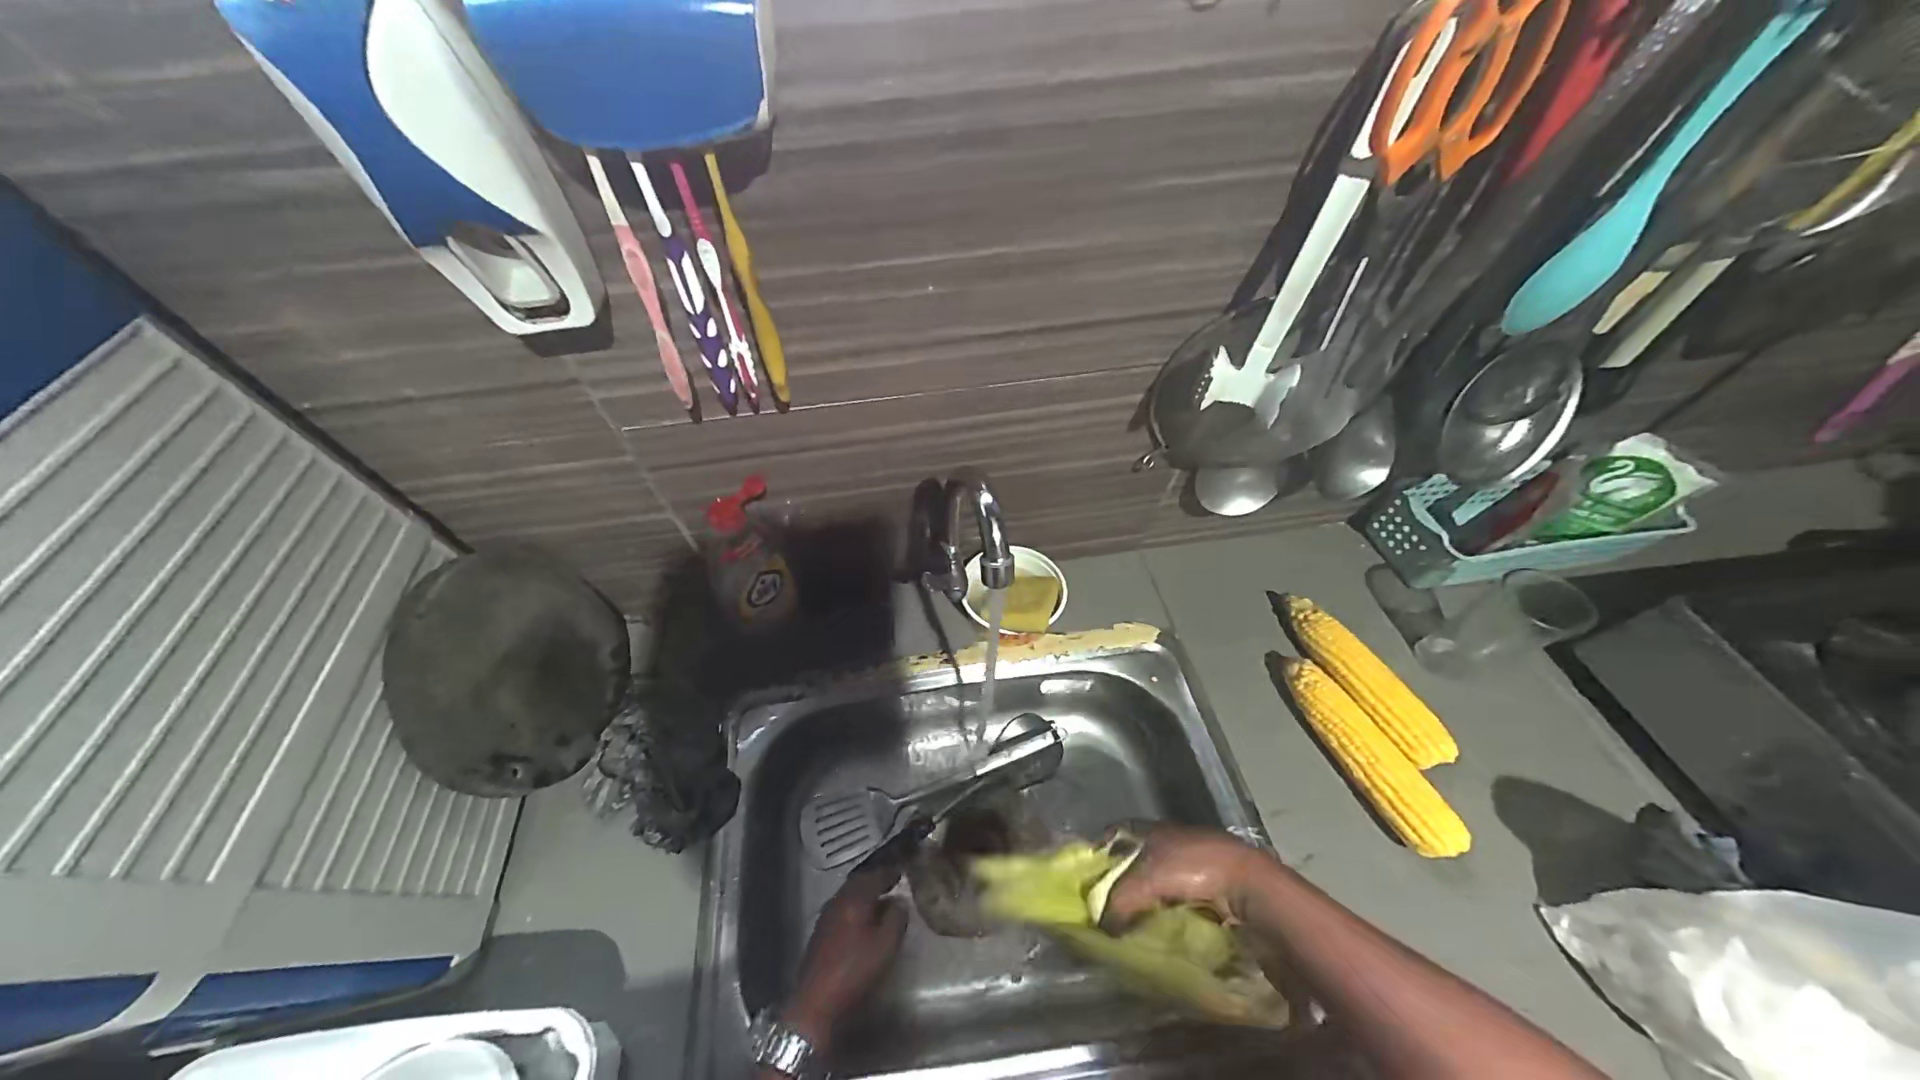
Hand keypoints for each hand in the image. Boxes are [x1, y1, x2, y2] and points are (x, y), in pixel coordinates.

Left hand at [783, 863, 909, 1046]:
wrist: (815, 1002)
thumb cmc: (854, 971)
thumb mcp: (886, 946)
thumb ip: (896, 919)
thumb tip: (900, 901)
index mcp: (854, 899)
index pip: (875, 876)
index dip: (889, 872)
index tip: (901, 871)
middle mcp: (838, 901)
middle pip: (858, 882)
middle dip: (875, 879)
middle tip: (891, 881)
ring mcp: (826, 916)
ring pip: (849, 894)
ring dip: (864, 893)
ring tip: (880, 898)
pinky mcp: (820, 932)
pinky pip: (842, 907)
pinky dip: (855, 906)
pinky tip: (862, 918)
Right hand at [1099, 823, 1271, 929]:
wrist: (1247, 883)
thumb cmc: (1191, 868)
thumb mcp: (1145, 880)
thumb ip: (1118, 900)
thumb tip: (1102, 924)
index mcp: (1150, 827)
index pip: (1115, 834)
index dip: (1100, 853)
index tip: (1090, 879)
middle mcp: (1169, 840)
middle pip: (1135, 860)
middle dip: (1122, 883)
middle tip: (1109, 908)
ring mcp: (1191, 862)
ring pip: (1157, 882)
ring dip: (1146, 901)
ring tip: (1133, 924)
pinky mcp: (1209, 886)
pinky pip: (1177, 900)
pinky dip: (1167, 912)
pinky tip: (1161, 928)